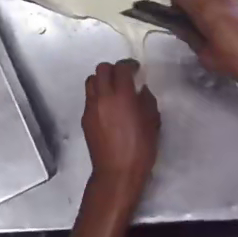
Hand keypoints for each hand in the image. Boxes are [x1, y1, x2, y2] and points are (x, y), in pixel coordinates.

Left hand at [82, 60, 159, 197]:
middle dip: (113, 69)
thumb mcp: (152, 122)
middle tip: (123, 77)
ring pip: (91, 81)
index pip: (121, 68)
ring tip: (113, 90)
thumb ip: (147, 100)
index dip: (129, 65)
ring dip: (102, 80)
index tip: (136, 69)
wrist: (117, 172)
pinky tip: (108, 108)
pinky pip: (89, 98)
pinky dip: (98, 96)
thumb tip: (140, 90)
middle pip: (101, 69)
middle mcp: (103, 97)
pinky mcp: (85, 119)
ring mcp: (91, 107)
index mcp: (122, 96)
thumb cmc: (141, 148)